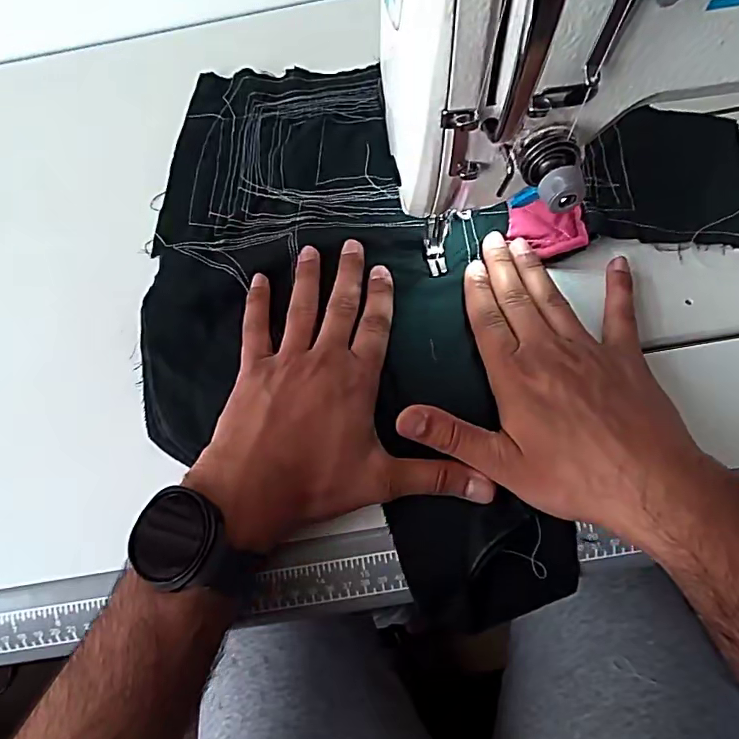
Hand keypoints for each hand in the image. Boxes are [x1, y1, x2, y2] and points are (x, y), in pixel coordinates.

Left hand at [185, 240, 495, 552]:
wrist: (253, 490)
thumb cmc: (314, 484)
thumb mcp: (381, 481)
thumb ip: (434, 475)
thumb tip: (486, 486)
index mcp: (356, 380)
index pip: (375, 328)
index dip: (381, 298)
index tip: (384, 272)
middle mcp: (322, 362)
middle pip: (340, 308)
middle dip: (348, 275)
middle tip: (353, 248)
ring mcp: (285, 362)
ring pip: (300, 309)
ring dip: (307, 278)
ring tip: (312, 252)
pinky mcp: (252, 370)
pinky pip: (255, 328)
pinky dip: (257, 303)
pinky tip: (258, 282)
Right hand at [394, 231, 732, 551]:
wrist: (649, 485)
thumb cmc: (578, 478)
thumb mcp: (501, 464)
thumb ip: (450, 436)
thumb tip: (408, 419)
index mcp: (516, 378)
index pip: (488, 324)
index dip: (476, 294)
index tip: (470, 270)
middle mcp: (550, 356)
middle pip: (518, 302)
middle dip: (502, 269)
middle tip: (493, 242)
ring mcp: (589, 353)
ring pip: (555, 302)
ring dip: (537, 272)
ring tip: (525, 248)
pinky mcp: (625, 361)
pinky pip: (621, 315)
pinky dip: (619, 289)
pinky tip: (618, 269)